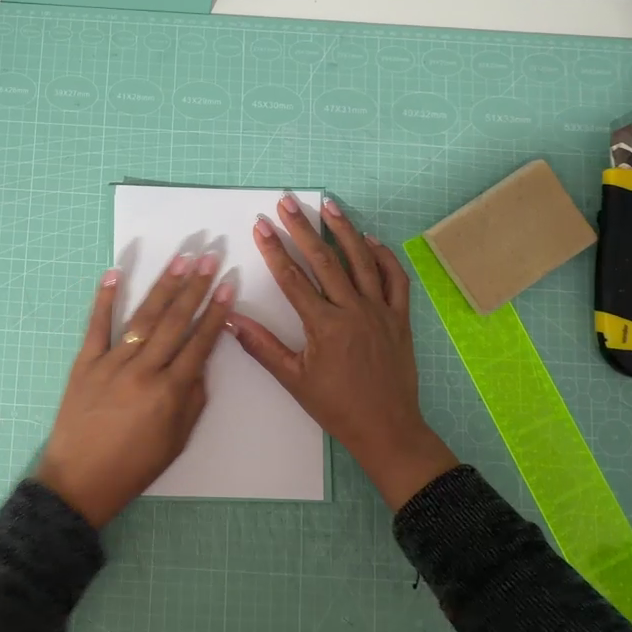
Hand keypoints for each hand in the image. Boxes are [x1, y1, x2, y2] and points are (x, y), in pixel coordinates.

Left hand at [34, 253, 234, 527]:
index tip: (227, 285)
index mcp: (169, 393)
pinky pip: (96, 325)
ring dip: (162, 286)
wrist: (79, 482)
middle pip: (174, 321)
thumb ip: (193, 399)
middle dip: (194, 287)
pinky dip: (104, 298)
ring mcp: (111, 364)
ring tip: (179, 259)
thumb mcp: (176, 441)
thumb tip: (202, 362)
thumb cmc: (133, 467)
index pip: (199, 343)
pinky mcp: (84, 363)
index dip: (215, 312)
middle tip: (208, 256)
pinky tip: (115, 273)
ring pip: (142, 317)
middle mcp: (143, 371)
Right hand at [229, 195, 459, 510]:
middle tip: (287, 201)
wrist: (388, 430)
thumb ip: (262, 346)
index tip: (261, 224)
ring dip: (344, 230)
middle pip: (325, 260)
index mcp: (324, 326)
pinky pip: (395, 279)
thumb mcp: (293, 380)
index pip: (293, 278)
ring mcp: (381, 311)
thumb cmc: (336, 408)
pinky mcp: (400, 318)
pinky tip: (370, 240)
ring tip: (328, 205)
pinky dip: (383, 256)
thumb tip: (230, 319)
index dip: (274, 249)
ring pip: (362, 261)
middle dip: (303, 227)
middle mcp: (353, 311)